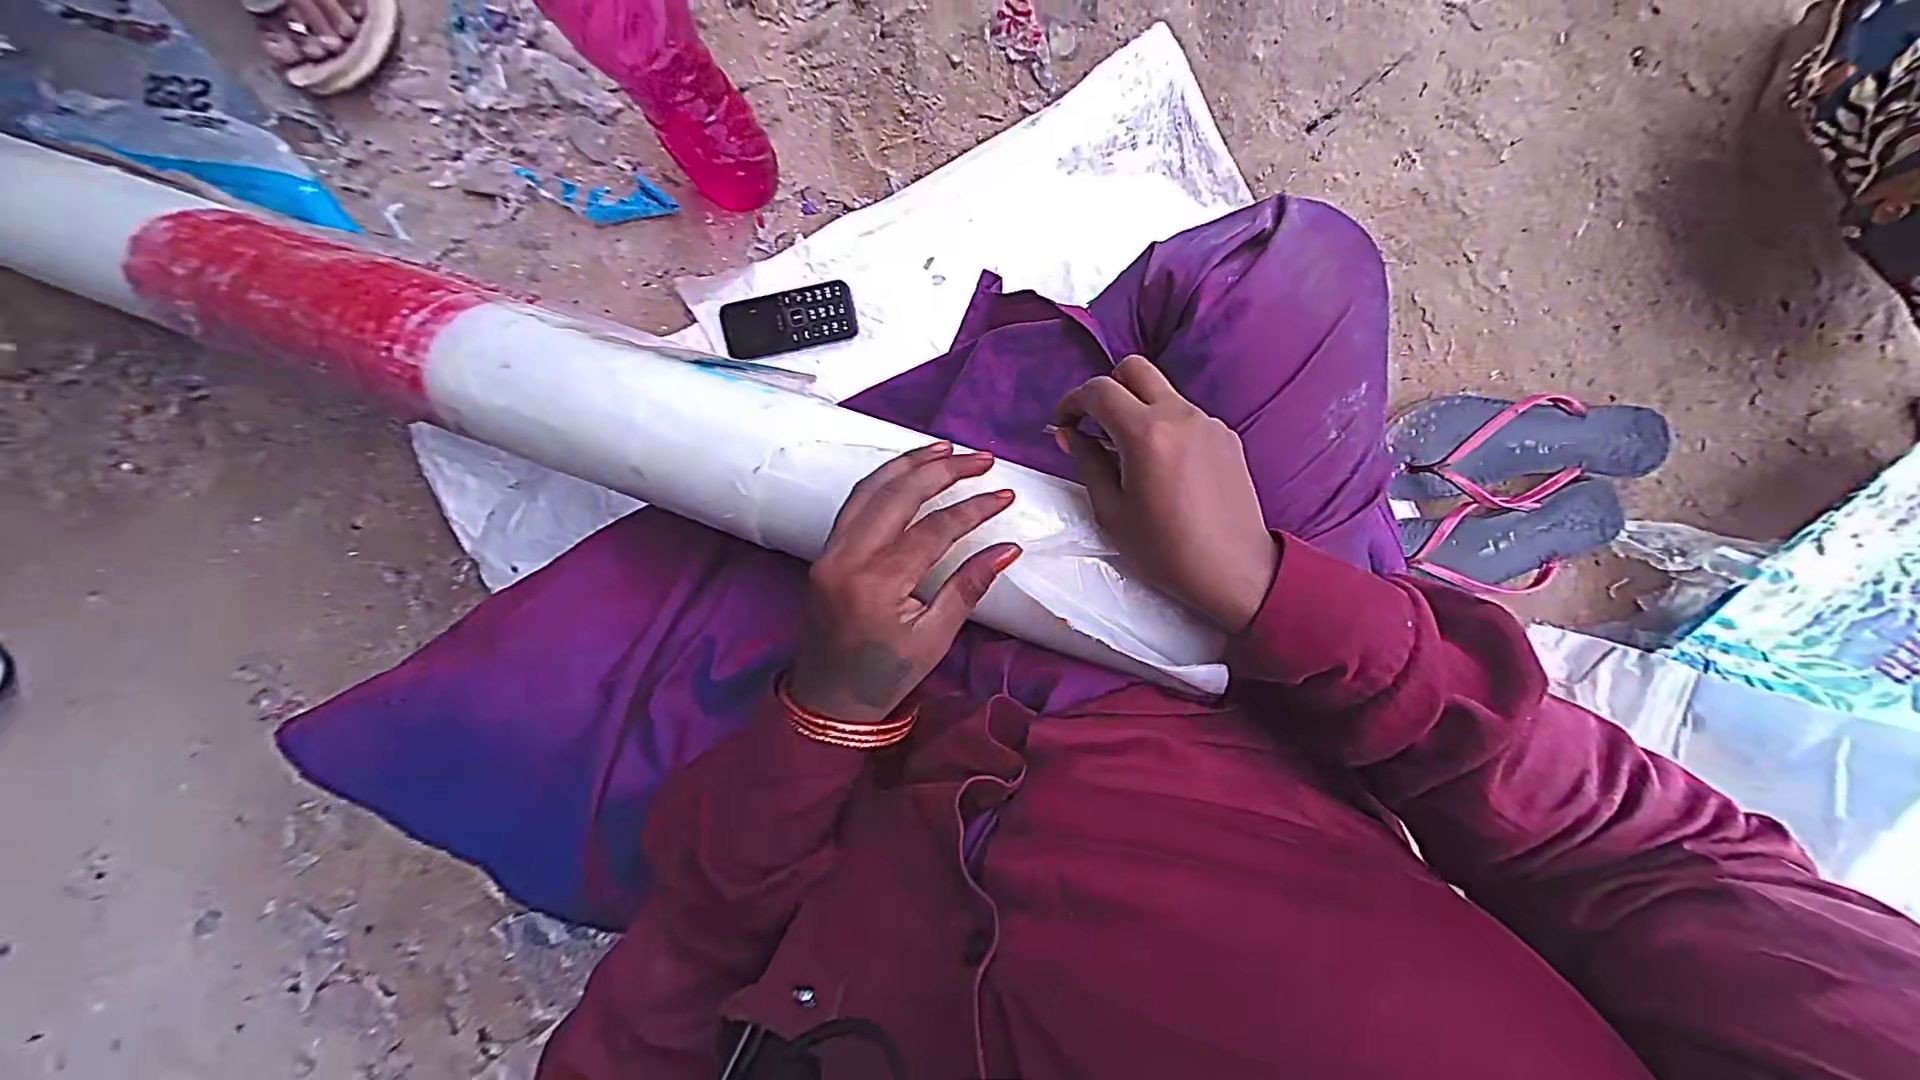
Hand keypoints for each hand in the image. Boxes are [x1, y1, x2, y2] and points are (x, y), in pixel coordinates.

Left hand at [787, 442, 1022, 724]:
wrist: (826, 699)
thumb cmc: (884, 677)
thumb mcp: (934, 640)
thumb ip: (968, 588)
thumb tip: (1007, 549)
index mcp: (877, 584)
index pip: (933, 529)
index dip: (973, 509)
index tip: (1004, 495)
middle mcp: (847, 558)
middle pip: (899, 495)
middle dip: (944, 469)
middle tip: (981, 458)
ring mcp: (829, 552)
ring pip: (870, 489)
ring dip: (909, 464)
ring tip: (945, 448)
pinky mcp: (824, 552)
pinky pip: (854, 503)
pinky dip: (882, 481)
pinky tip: (906, 472)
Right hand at [1053, 354, 1277, 632]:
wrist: (1234, 572)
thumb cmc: (1166, 550)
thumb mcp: (1111, 511)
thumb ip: (1088, 462)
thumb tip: (1070, 435)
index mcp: (1147, 434)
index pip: (1099, 390)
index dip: (1071, 402)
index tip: (1063, 423)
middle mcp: (1180, 416)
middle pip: (1134, 369)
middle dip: (1105, 388)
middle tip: (1092, 423)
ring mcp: (1208, 423)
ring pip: (1161, 392)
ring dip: (1136, 408)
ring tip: (1126, 453)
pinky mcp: (1226, 437)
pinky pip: (1184, 415)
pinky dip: (1163, 426)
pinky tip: (1160, 465)